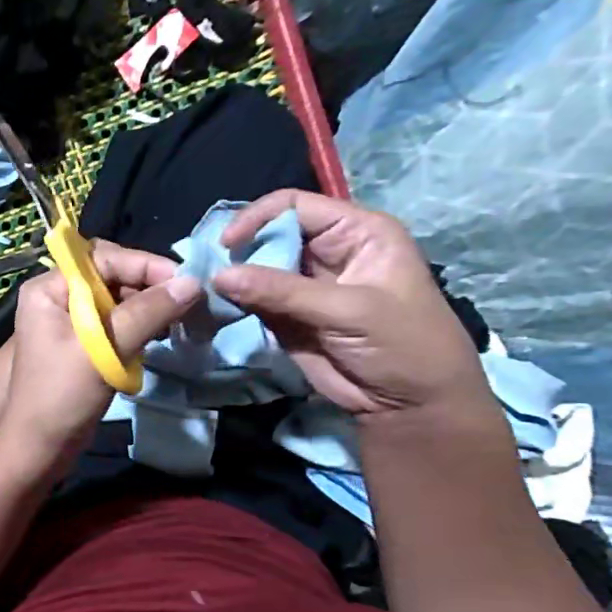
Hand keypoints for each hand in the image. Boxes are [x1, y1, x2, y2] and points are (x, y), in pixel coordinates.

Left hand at [1, 241, 202, 452]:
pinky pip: (116, 320)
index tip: (184, 282)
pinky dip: (140, 323)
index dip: (142, 264)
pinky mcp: (81, 342)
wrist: (40, 444)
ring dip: (149, 304)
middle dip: (149, 283)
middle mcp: (55, 297)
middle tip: (188, 301)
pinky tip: (161, 334)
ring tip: (181, 318)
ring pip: (117, 297)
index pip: (100, 258)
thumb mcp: (103, 349)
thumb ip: (146, 312)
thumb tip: (191, 283)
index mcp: (47, 289)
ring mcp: (67, 320)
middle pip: (110, 274)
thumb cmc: (62, 394)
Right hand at [211, 190, 484, 417]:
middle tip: (204, 270)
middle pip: (264, 233)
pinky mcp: (279, 310)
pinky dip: (225, 300)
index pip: (291, 206)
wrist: (408, 405)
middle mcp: (324, 250)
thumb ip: (282, 291)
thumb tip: (218, 275)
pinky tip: (210, 306)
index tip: (226, 246)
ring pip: (248, 265)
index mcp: (355, 233)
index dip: (255, 219)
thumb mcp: (350, 311)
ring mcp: (299, 282)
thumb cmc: (404, 346)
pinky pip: (244, 296)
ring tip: (202, 290)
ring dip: (225, 277)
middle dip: (233, 250)